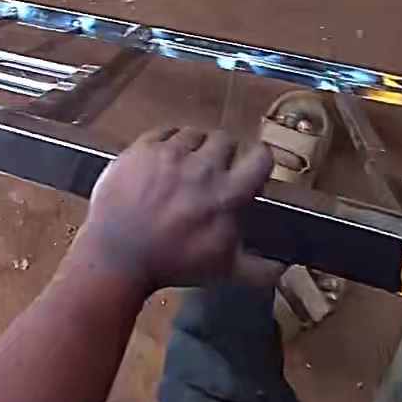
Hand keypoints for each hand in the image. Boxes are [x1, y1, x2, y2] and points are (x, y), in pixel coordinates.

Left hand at [71, 126, 273, 292]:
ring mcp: (169, 153)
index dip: (259, 158)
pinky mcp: (142, 147)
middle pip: (225, 139)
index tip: (252, 165)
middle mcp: (202, 166)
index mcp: (227, 193)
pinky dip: (167, 140)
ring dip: (194, 144)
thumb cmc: (172, 263)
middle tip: (212, 167)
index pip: (260, 158)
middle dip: (223, 151)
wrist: (117, 254)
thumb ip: (258, 269)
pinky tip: (163, 155)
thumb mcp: (222, 270)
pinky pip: (163, 130)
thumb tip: (284, 268)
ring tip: (185, 161)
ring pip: (193, 132)